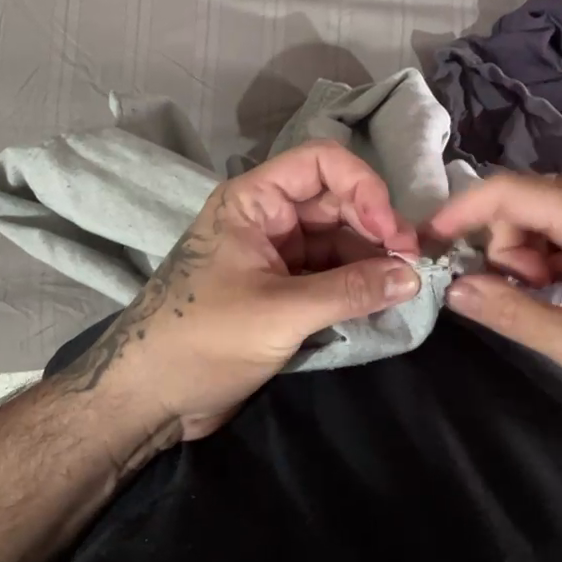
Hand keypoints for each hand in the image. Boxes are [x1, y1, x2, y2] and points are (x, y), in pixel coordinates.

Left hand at [76, 140, 423, 440]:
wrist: (149, 398)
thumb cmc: (202, 340)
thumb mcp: (280, 313)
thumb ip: (350, 291)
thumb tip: (413, 277)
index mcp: (253, 201)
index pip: (322, 163)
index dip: (364, 186)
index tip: (392, 231)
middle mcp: (268, 218)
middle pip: (337, 201)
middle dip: (377, 226)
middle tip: (413, 264)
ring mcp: (276, 255)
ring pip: (339, 239)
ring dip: (373, 258)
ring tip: (406, 285)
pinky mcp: (283, 290)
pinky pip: (331, 273)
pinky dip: (359, 283)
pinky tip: (384, 299)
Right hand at [424, 174, 561, 414]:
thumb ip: (510, 314)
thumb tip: (452, 289)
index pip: (509, 191)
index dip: (460, 211)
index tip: (427, 242)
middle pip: (520, 202)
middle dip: (502, 247)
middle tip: (524, 295)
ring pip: (538, 215)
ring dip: (525, 256)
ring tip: (552, 300)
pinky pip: (561, 227)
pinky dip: (547, 257)